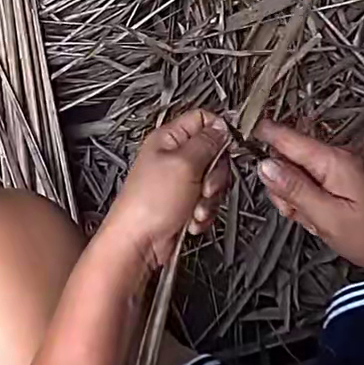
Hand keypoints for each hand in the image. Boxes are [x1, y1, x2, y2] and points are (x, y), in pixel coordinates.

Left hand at [98, 109, 233, 269]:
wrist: (138, 244)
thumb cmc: (147, 204)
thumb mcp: (184, 164)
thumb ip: (206, 143)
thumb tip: (222, 127)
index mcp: (168, 139)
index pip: (203, 120)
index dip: (219, 133)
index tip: (225, 150)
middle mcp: (173, 157)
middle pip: (214, 153)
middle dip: (216, 175)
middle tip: (204, 185)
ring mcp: (178, 181)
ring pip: (214, 181)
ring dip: (210, 199)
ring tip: (194, 206)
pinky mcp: (183, 202)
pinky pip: (208, 202)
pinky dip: (204, 213)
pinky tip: (190, 219)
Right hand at [252, 119, 363, 276]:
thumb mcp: (327, 217)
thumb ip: (293, 189)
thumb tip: (265, 166)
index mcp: (333, 161)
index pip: (286, 137)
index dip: (261, 136)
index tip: (240, 136)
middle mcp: (337, 158)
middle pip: (288, 159)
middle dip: (282, 185)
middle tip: (294, 209)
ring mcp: (341, 168)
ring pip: (298, 173)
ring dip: (296, 197)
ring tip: (314, 218)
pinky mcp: (343, 179)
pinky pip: (312, 183)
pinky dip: (309, 201)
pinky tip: (321, 217)